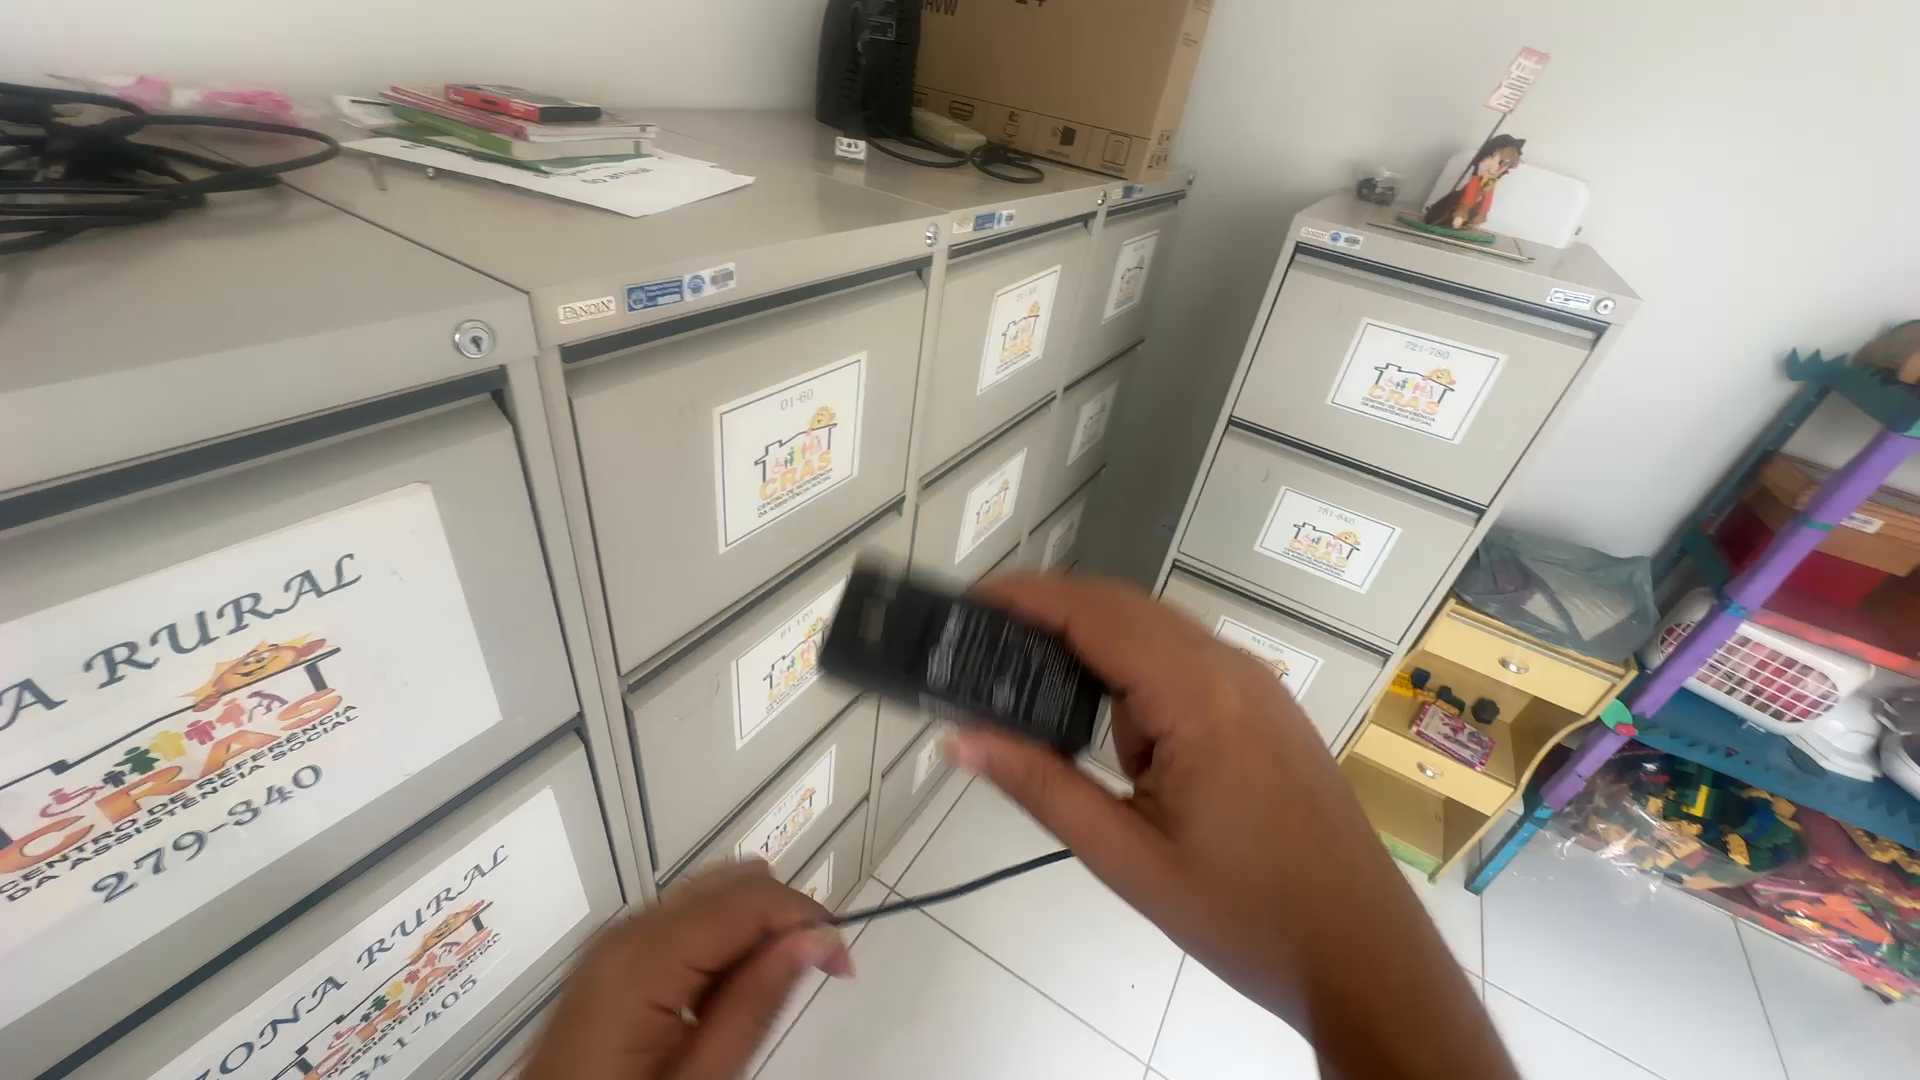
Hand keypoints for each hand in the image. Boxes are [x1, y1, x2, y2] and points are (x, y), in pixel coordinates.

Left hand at [523, 861, 851, 1079]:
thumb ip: (758, 1001)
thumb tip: (817, 936)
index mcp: (645, 956)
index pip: (749, 898)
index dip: (807, 916)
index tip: (842, 961)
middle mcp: (627, 928)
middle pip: (732, 883)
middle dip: (782, 916)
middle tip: (812, 971)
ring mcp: (614, 938)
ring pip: (712, 893)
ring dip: (754, 925)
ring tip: (767, 986)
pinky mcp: (612, 954)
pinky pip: (684, 919)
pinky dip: (720, 938)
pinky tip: (725, 988)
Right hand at [946, 575, 1361, 1010]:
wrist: (1366, 957)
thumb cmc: (1245, 916)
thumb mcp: (1128, 857)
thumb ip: (1040, 786)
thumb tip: (960, 740)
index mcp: (1197, 697)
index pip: (1096, 616)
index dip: (1028, 597)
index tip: (970, 603)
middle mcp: (1230, 669)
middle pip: (1124, 607)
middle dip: (1053, 612)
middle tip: (987, 641)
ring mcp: (1256, 683)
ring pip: (1155, 630)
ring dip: (1095, 645)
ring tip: (1038, 686)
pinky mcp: (1265, 704)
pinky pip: (1184, 658)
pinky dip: (1134, 669)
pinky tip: (1113, 720)